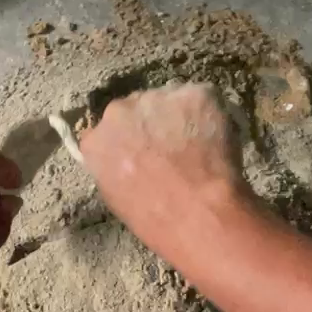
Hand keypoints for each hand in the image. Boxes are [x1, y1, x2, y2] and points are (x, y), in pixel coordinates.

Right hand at [78, 83, 255, 255]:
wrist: (198, 211)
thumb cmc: (155, 217)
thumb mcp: (115, 197)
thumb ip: (112, 165)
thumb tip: (125, 157)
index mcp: (96, 139)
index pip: (108, 131)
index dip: (129, 141)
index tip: (142, 155)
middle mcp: (120, 111)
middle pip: (136, 109)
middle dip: (150, 124)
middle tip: (172, 150)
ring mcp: (157, 97)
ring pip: (169, 101)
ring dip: (178, 117)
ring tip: (197, 148)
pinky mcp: (194, 94)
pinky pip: (201, 99)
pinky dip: (208, 116)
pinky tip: (215, 142)